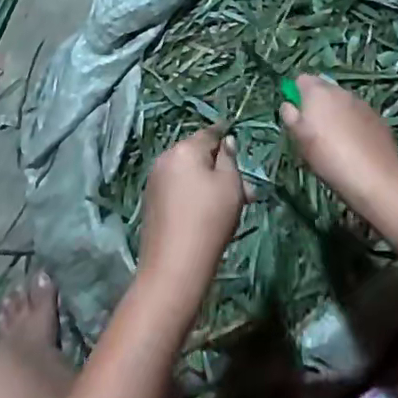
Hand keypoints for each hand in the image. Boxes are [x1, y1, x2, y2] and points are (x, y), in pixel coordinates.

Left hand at [137, 127, 244, 293]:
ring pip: (189, 173)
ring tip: (232, 206)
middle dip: (221, 168)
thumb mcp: (230, 185)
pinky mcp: (152, 201)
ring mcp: (155, 181)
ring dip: (209, 182)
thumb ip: (229, 158)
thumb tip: (225, 141)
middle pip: (198, 155)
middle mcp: (164, 159)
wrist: (174, 264)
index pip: (209, 133)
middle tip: (245, 191)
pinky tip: (208, 214)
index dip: (225, 136)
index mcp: (183, 149)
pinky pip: (178, 188)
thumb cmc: (209, 218)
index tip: (237, 142)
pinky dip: (194, 194)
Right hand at [279, 75, 397, 209]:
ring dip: (336, 113)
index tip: (297, 114)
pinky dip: (353, 123)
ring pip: (342, 102)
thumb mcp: (298, 138)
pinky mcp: (378, 118)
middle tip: (314, 129)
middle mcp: (341, 91)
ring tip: (335, 140)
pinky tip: (354, 145)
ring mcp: (362, 104)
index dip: (296, 94)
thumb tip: (289, 105)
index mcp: (317, 92)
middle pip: (324, 89)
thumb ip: (290, 116)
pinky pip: (358, 115)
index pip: (301, 79)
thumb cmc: (328, 156)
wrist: (375, 177)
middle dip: (317, 103)